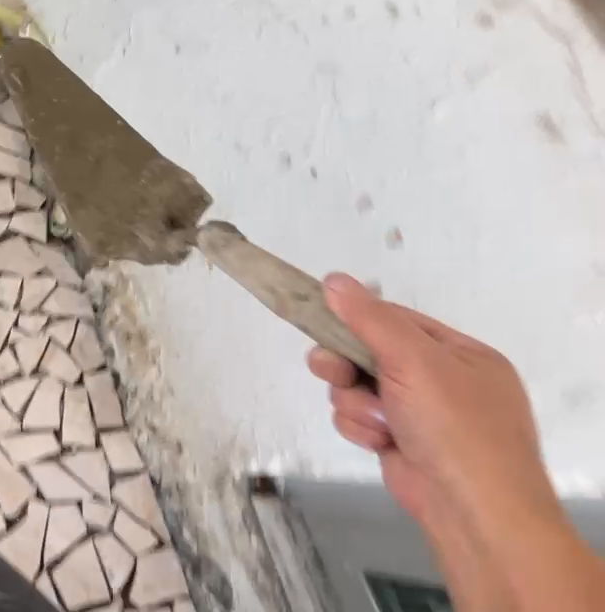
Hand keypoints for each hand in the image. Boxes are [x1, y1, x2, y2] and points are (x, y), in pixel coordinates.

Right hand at [309, 275, 604, 611]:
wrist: (473, 511)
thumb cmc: (456, 429)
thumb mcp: (415, 362)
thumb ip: (370, 318)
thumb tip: (334, 279)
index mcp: (462, 356)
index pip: (392, 319)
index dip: (353, 320)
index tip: (317, 319)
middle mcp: (444, 380)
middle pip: (364, 351)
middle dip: (344, 365)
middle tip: (335, 373)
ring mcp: (421, 411)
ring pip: (353, 385)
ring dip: (353, 402)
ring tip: (375, 422)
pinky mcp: (400, 436)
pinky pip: (357, 415)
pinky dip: (359, 426)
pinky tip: (380, 441)